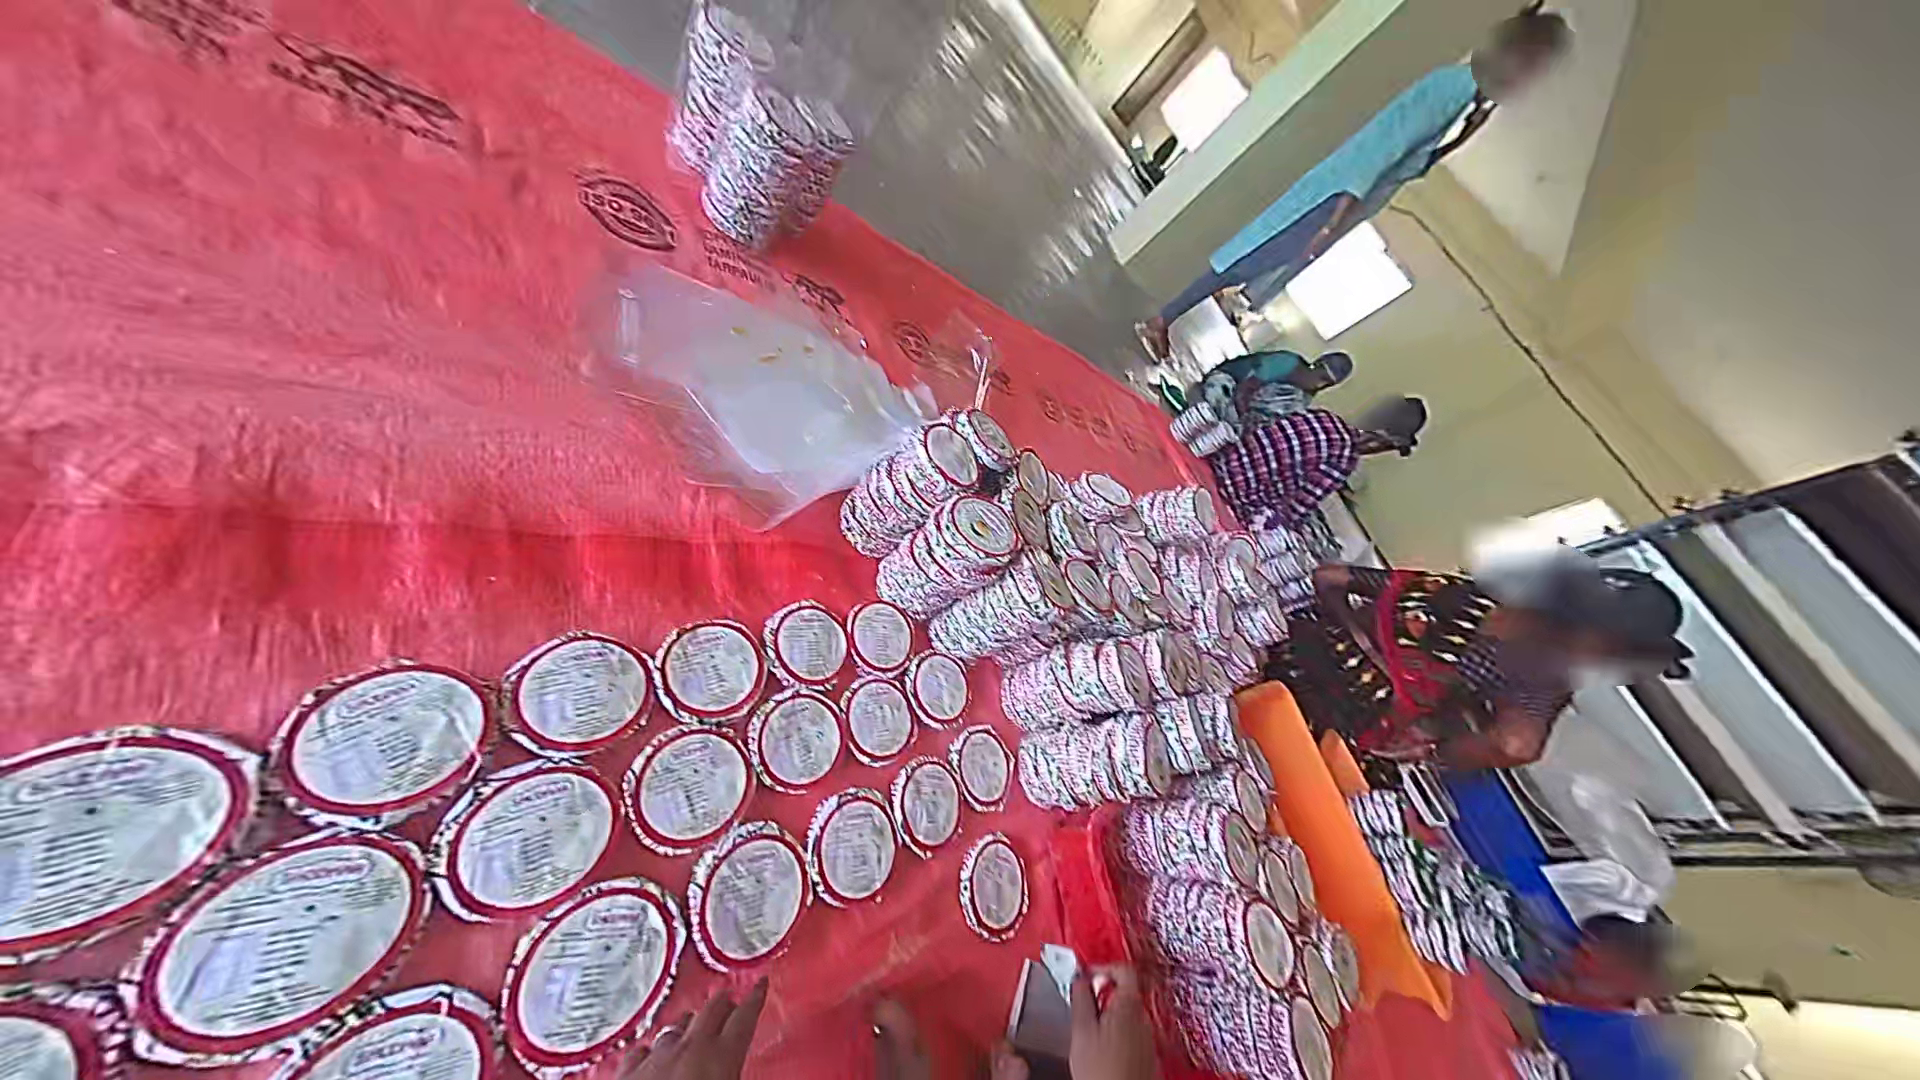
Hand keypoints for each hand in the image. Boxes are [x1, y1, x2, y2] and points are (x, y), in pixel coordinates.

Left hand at [623, 979, 768, 1079]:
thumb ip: (737, 1076)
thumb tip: (741, 1071)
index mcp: (721, 1057)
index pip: (746, 1016)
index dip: (756, 997)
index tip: (760, 984)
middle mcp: (691, 1048)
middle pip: (712, 1009)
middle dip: (724, 1003)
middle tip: (731, 1003)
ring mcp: (656, 1059)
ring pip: (677, 1026)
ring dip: (688, 1025)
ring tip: (693, 1027)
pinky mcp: (626, 1075)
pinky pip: (641, 1051)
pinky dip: (651, 1051)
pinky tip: (651, 1056)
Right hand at [1069, 966, 1158, 1079]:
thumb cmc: (1101, 1074)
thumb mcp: (1081, 1030)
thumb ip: (1080, 997)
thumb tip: (1078, 978)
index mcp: (1129, 1005)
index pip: (1122, 969)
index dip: (1102, 968)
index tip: (1086, 977)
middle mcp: (1144, 1019)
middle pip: (1126, 991)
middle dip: (1103, 994)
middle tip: (1084, 1005)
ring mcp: (1149, 1041)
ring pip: (1129, 1015)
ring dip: (1110, 1016)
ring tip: (1091, 1032)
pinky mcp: (1149, 1061)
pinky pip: (1134, 1036)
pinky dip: (1119, 1035)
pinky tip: (1104, 1053)